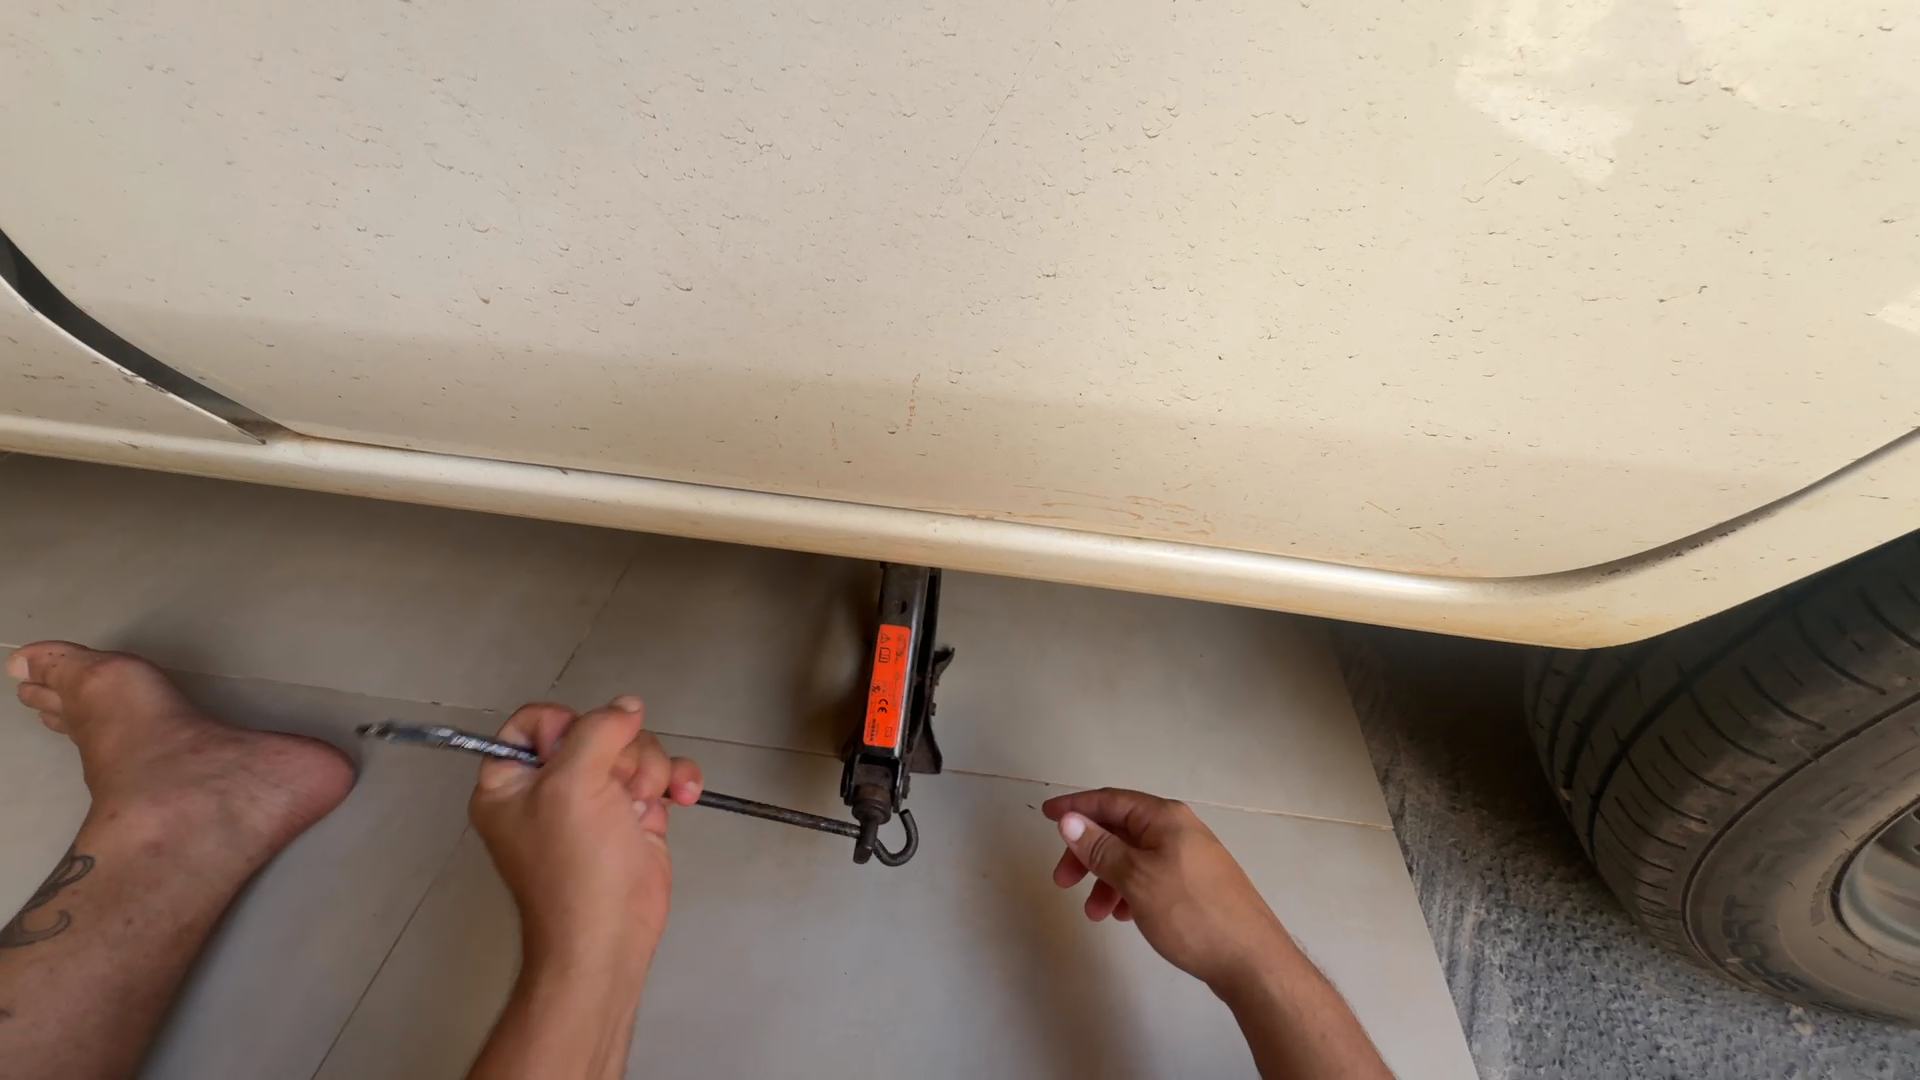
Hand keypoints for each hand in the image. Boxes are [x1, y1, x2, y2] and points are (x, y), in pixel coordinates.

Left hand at [468, 697, 702, 967]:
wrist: (612, 933)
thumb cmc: (575, 864)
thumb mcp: (571, 785)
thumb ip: (597, 731)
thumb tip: (628, 705)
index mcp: (513, 780)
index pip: (537, 721)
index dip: (568, 725)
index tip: (582, 750)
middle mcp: (554, 784)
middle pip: (600, 729)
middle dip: (623, 753)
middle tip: (618, 789)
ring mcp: (599, 798)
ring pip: (637, 748)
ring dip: (651, 771)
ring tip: (643, 806)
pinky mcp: (636, 812)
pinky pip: (663, 773)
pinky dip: (676, 781)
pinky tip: (683, 797)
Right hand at [1043, 788, 1291, 992]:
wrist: (1254, 963)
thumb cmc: (1190, 912)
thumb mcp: (1136, 878)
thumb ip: (1100, 847)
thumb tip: (1070, 820)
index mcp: (1164, 817)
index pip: (1109, 800)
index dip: (1075, 807)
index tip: (1046, 815)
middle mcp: (1177, 828)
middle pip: (1119, 829)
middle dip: (1087, 852)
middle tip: (1062, 880)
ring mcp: (1189, 856)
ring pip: (1133, 857)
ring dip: (1106, 878)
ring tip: (1095, 913)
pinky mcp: (1196, 885)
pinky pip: (1150, 876)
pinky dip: (1129, 890)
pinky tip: (1123, 915)